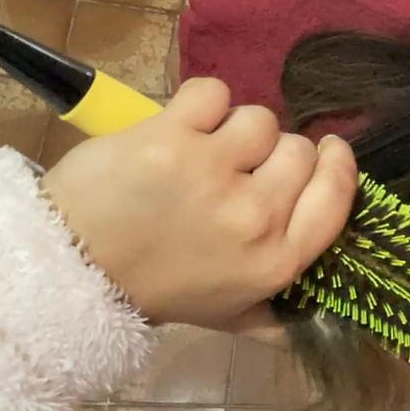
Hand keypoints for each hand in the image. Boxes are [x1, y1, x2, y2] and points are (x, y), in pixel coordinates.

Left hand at [41, 78, 357, 331]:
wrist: (73, 270)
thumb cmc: (158, 291)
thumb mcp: (230, 316)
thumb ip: (278, 314)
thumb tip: (320, 310)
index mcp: (276, 259)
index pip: (336, 195)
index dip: (337, 164)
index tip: (327, 152)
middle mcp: (255, 215)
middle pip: (300, 149)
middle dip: (275, 153)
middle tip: (242, 167)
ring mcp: (212, 171)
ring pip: (259, 118)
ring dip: (236, 129)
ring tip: (205, 150)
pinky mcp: (170, 135)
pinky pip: (213, 94)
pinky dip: (200, 104)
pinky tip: (182, 126)